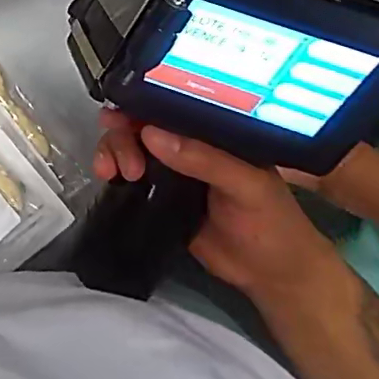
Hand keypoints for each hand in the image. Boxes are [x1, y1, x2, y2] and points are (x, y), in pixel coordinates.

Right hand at [94, 110, 347, 303]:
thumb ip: (204, 159)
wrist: (270, 275)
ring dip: (113, 151)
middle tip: (127, 165)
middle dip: (122, 135)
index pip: (171, 104)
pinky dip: (111, 170)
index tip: (120, 115)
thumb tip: (151, 134)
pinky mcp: (157, 194)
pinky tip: (107, 178)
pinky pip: (127, 174)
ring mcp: (170, 168)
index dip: (141, 103)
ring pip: (129, 144)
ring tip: (112, 174)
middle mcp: (187, 143)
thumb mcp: (246, 185)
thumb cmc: (271, 222)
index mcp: (211, 130)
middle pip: (142, 122)